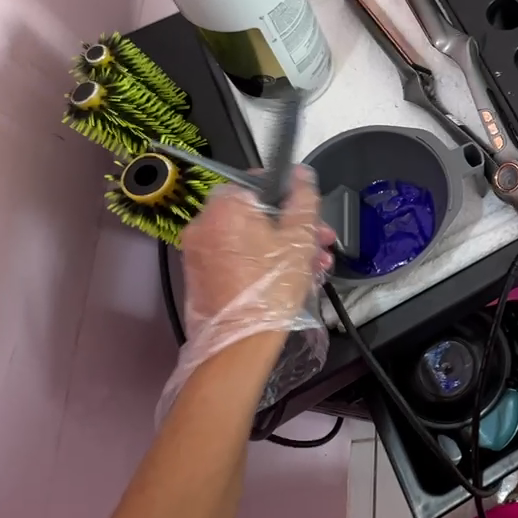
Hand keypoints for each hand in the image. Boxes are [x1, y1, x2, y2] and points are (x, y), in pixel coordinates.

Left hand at [158, 165, 335, 419]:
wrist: (239, 344)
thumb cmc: (270, 288)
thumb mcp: (300, 237)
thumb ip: (303, 199)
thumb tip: (302, 174)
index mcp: (225, 207)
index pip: (255, 180)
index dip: (287, 190)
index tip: (307, 208)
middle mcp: (204, 225)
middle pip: (254, 211)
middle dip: (291, 223)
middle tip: (319, 238)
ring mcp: (198, 252)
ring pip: (248, 235)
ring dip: (281, 243)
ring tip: (312, 263)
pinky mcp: (201, 276)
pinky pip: (236, 256)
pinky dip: (260, 259)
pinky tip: (289, 276)